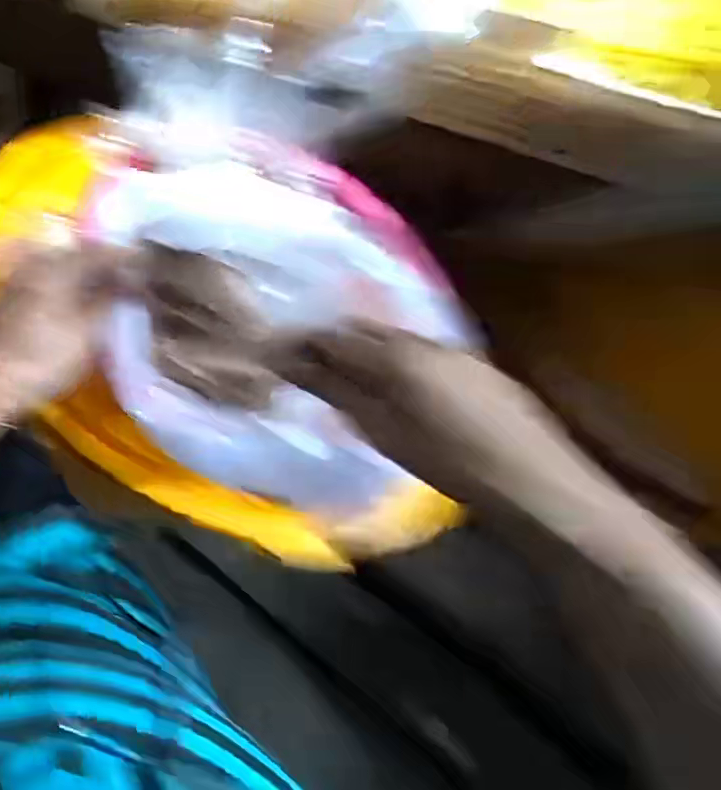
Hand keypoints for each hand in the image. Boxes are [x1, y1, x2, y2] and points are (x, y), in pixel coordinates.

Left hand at [0, 237, 130, 417]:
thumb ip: (110, 297)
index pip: (101, 250)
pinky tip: (86, 297)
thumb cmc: (43, 357)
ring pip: (64, 265)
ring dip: (90, 272)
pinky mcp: (13, 295)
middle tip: (139, 277)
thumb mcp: (87, 331)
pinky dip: (71, 283)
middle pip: (80, 254)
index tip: (155, 266)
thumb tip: (133, 277)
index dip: (130, 257)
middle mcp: (36, 263)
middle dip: (110, 262)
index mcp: (56, 265)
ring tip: (118, 287)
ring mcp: (20, 278)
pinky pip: (50, 278)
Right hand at [267, 322, 613, 517]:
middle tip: (305, 366)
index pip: (327, 335)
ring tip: (347, 376)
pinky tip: (396, 387)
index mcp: (394, 354)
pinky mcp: (483, 369)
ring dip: (364, 350)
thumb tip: (281, 361)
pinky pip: (424, 351)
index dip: (296, 343)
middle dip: (329, 341)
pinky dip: (397, 360)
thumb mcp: (375, 426)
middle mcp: (425, 342)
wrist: (544, 490)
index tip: (273, 357)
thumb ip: (329, 387)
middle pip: (361, 328)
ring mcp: (459, 353)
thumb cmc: (446, 461)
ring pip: (394, 337)